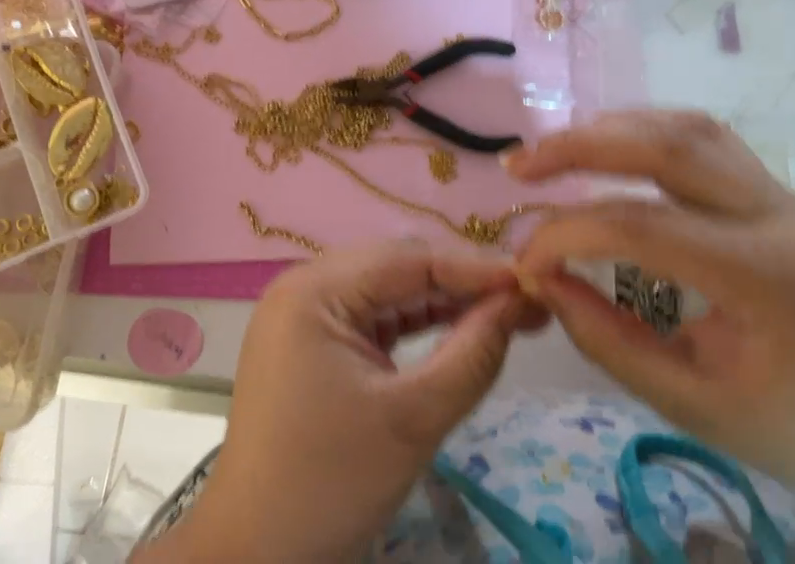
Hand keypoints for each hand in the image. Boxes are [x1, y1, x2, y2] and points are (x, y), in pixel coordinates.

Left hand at [150, 243, 544, 560]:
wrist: (257, 550)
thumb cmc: (331, 481)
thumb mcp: (414, 418)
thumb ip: (473, 354)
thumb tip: (519, 302)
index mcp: (314, 290)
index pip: (410, 260)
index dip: (477, 268)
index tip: (538, 280)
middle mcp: (304, 288)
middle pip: (398, 270)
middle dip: (464, 285)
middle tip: (530, 302)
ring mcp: (305, 317)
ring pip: (389, 294)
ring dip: (446, 304)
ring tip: (511, 317)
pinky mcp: (312, 346)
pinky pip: (374, 320)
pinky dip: (417, 327)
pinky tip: (463, 332)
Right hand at [507, 110, 794, 511]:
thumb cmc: (793, 429)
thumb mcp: (692, 404)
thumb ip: (609, 340)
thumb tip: (541, 280)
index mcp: (766, 278)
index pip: (643, 226)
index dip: (567, 234)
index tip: (524, 262)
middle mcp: (778, 216)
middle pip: (668, 145)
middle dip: (579, 147)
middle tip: (518, 168)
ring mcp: (781, 196)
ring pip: (686, 129)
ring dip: (611, 130)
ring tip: (552, 154)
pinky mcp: (773, 194)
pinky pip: (703, 140)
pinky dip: (644, 134)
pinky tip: (607, 152)